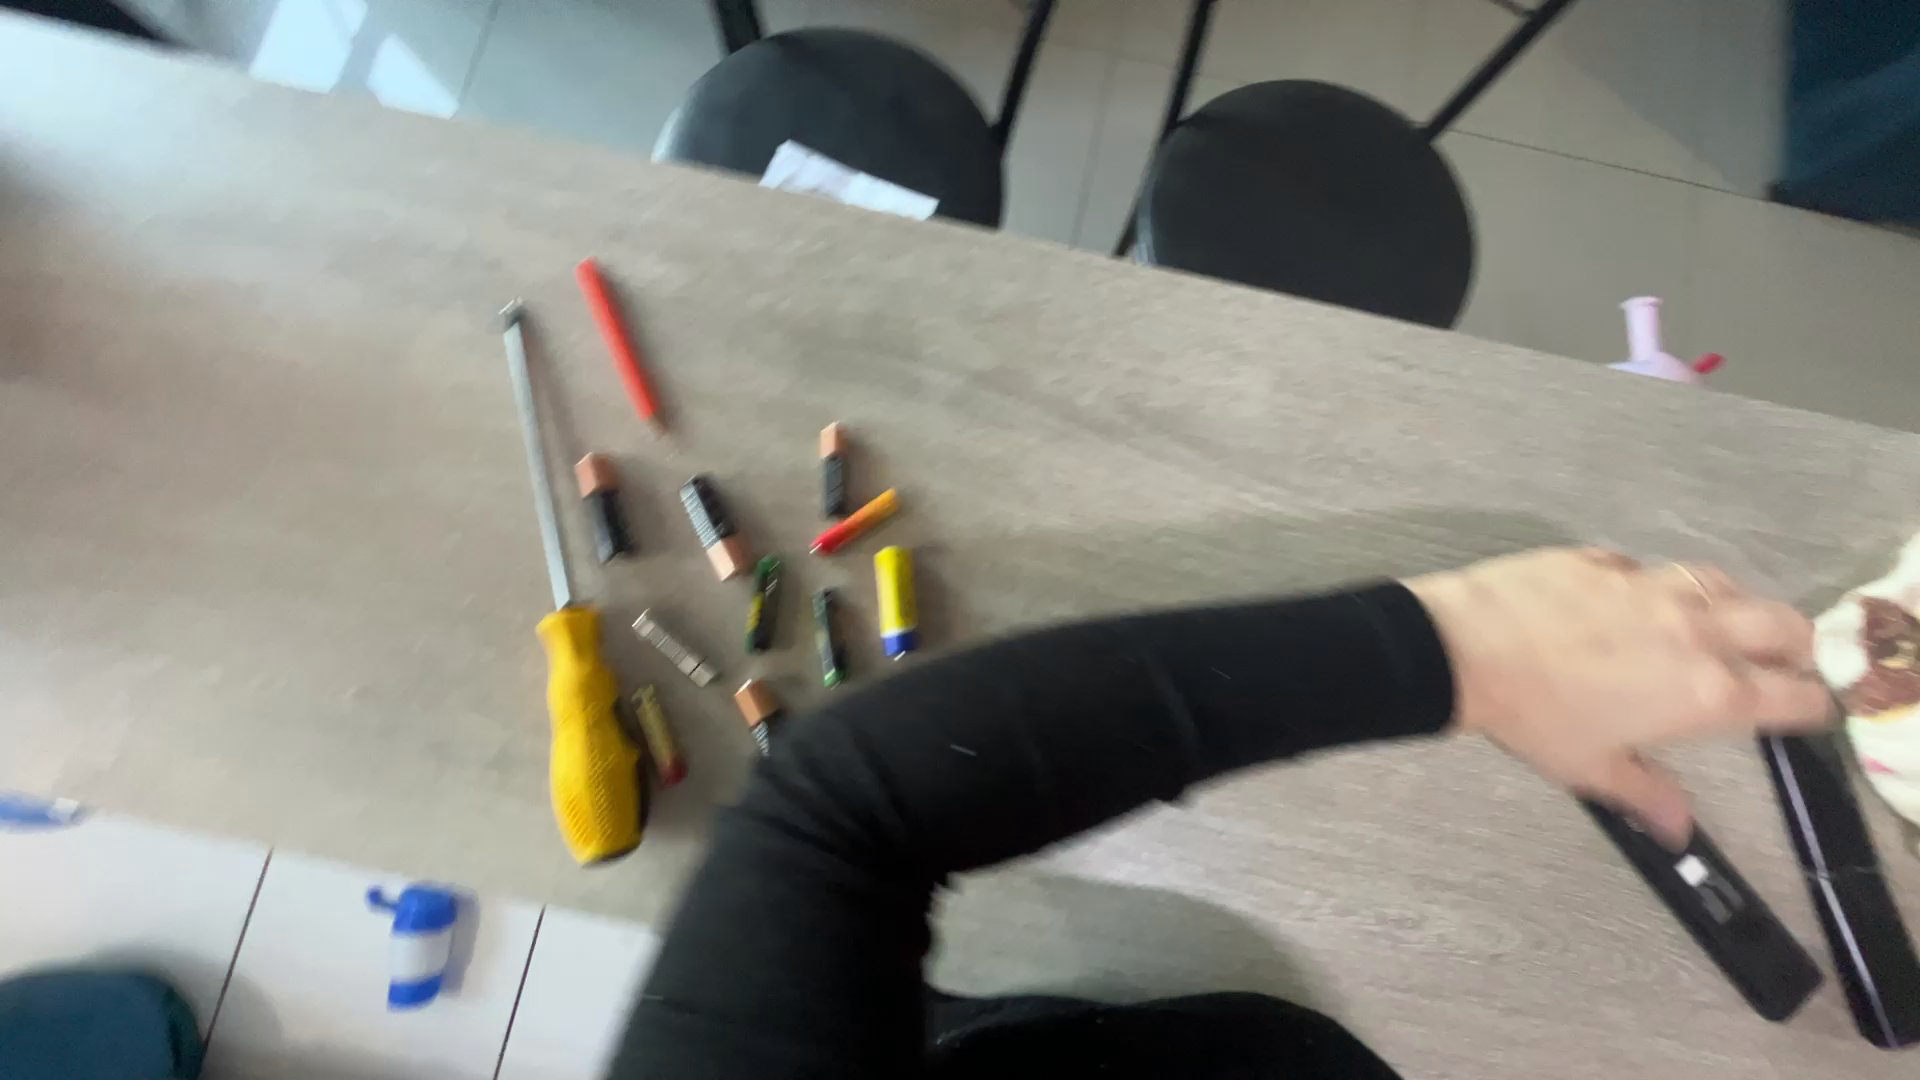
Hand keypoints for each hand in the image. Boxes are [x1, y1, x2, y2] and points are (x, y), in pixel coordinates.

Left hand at [1405, 548, 1832, 847]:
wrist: (1457, 649)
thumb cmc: (1527, 714)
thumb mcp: (1586, 768)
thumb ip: (1643, 794)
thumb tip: (1678, 830)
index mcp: (1706, 691)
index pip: (1797, 697)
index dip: (1807, 705)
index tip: (1796, 709)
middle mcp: (1690, 631)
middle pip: (1781, 624)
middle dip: (1787, 643)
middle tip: (1766, 657)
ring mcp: (1640, 587)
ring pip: (1715, 581)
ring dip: (1723, 600)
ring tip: (1703, 618)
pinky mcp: (1589, 559)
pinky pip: (1631, 564)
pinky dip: (1636, 579)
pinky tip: (1615, 593)